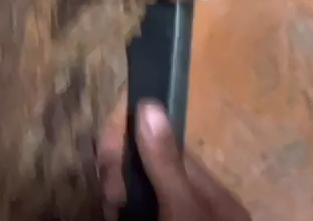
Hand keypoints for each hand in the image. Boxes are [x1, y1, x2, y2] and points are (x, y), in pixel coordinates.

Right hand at [100, 102, 248, 220]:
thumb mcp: (184, 211)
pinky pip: (127, 207)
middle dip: (115, 172)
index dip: (124, 142)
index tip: (105, 159)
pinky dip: (115, 210)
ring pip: (128, 187)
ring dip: (112, 195)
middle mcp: (191, 201)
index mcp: (208, 191)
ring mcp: (170, 215)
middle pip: (139, 163)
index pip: (156, 141)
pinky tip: (112, 216)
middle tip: (111, 199)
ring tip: (111, 212)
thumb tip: (149, 103)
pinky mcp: (149, 219)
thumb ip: (165, 162)